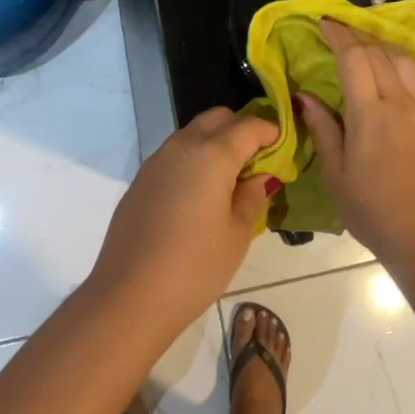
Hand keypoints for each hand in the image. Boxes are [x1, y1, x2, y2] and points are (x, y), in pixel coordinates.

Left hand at [89, 107, 279, 325]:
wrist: (130, 294)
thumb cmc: (195, 266)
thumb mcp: (237, 234)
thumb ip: (252, 197)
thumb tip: (259, 177)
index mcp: (212, 154)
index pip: (248, 127)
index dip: (270, 131)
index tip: (284, 146)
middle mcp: (182, 146)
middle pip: (216, 119)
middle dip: (240, 130)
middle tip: (258, 161)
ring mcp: (156, 161)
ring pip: (192, 134)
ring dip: (214, 143)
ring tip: (230, 180)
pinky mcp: (140, 180)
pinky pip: (173, 155)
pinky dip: (193, 161)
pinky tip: (199, 195)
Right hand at [299, 19, 414, 263]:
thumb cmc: (372, 211)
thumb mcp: (335, 174)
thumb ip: (322, 128)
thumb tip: (304, 96)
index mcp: (370, 114)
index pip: (354, 58)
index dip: (338, 35)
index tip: (322, 22)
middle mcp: (400, 104)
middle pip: (379, 53)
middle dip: (355, 36)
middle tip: (335, 31)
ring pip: (404, 61)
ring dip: (380, 45)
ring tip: (362, 47)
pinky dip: (396, 65)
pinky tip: (385, 74)